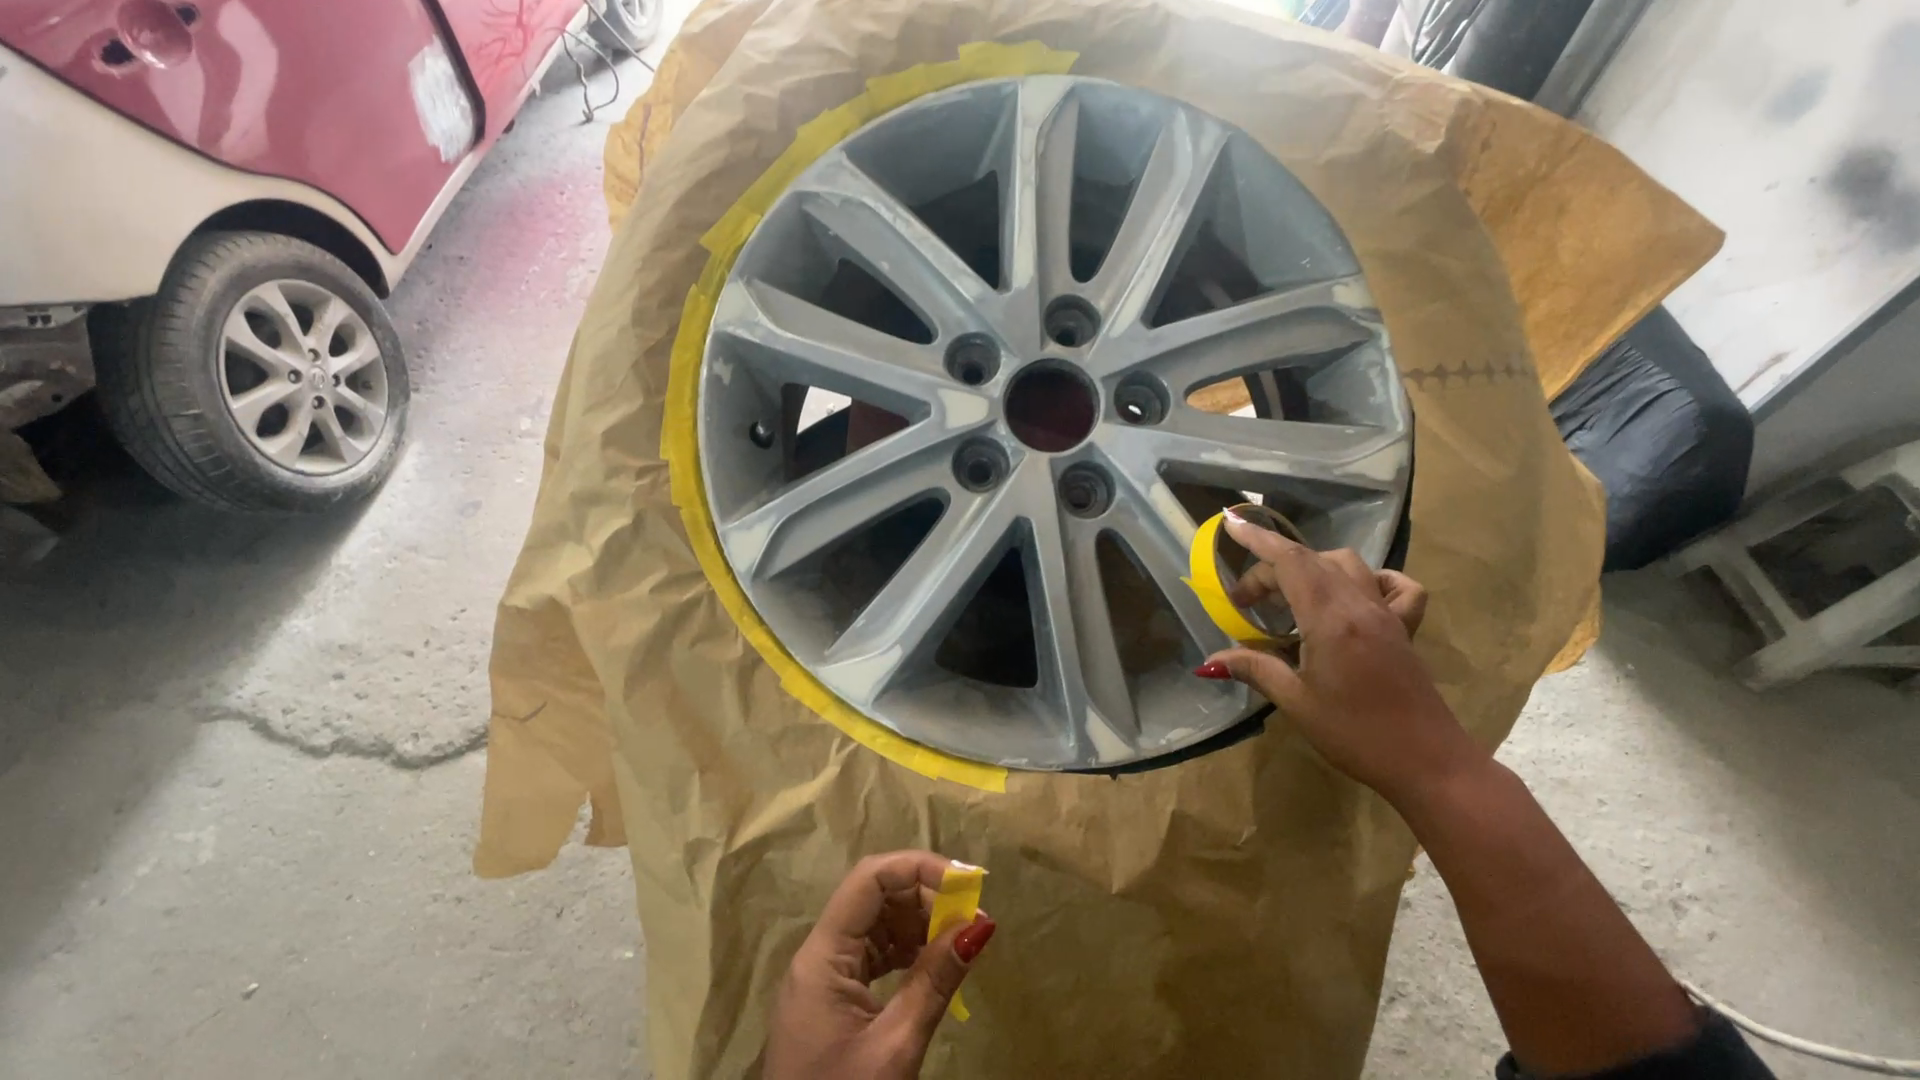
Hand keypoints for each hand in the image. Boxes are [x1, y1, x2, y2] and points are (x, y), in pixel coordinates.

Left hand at [764, 851, 995, 1079]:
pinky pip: (873, 953)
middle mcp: (819, 954)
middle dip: (926, 894)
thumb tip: (980, 924)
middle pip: (873, 896)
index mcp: (822, 955)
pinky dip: (907, 948)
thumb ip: (935, 980)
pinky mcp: (834, 997)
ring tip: (962, 937)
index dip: (919, 868)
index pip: (870, 879)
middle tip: (974, 916)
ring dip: (920, 921)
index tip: (968, 883)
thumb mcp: (896, 1045)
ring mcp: (824, 976)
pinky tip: (936, 960)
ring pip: (875, 922)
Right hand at [1197, 511, 1482, 801]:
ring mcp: (1388, 615)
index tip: (1231, 522)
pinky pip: (1394, 586)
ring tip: (1288, 596)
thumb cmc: (1355, 734)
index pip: (1290, 561)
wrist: (1428, 762)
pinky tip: (1354, 597)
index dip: (1258, 539)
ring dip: (1312, 568)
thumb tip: (1209, 662)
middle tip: (1245, 601)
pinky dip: (1370, 580)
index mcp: (1330, 619)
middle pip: (1311, 562)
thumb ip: (1255, 670)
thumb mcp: (1296, 703)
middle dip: (1271, 567)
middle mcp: (1360, 605)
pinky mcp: (1405, 630)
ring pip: (1348, 565)